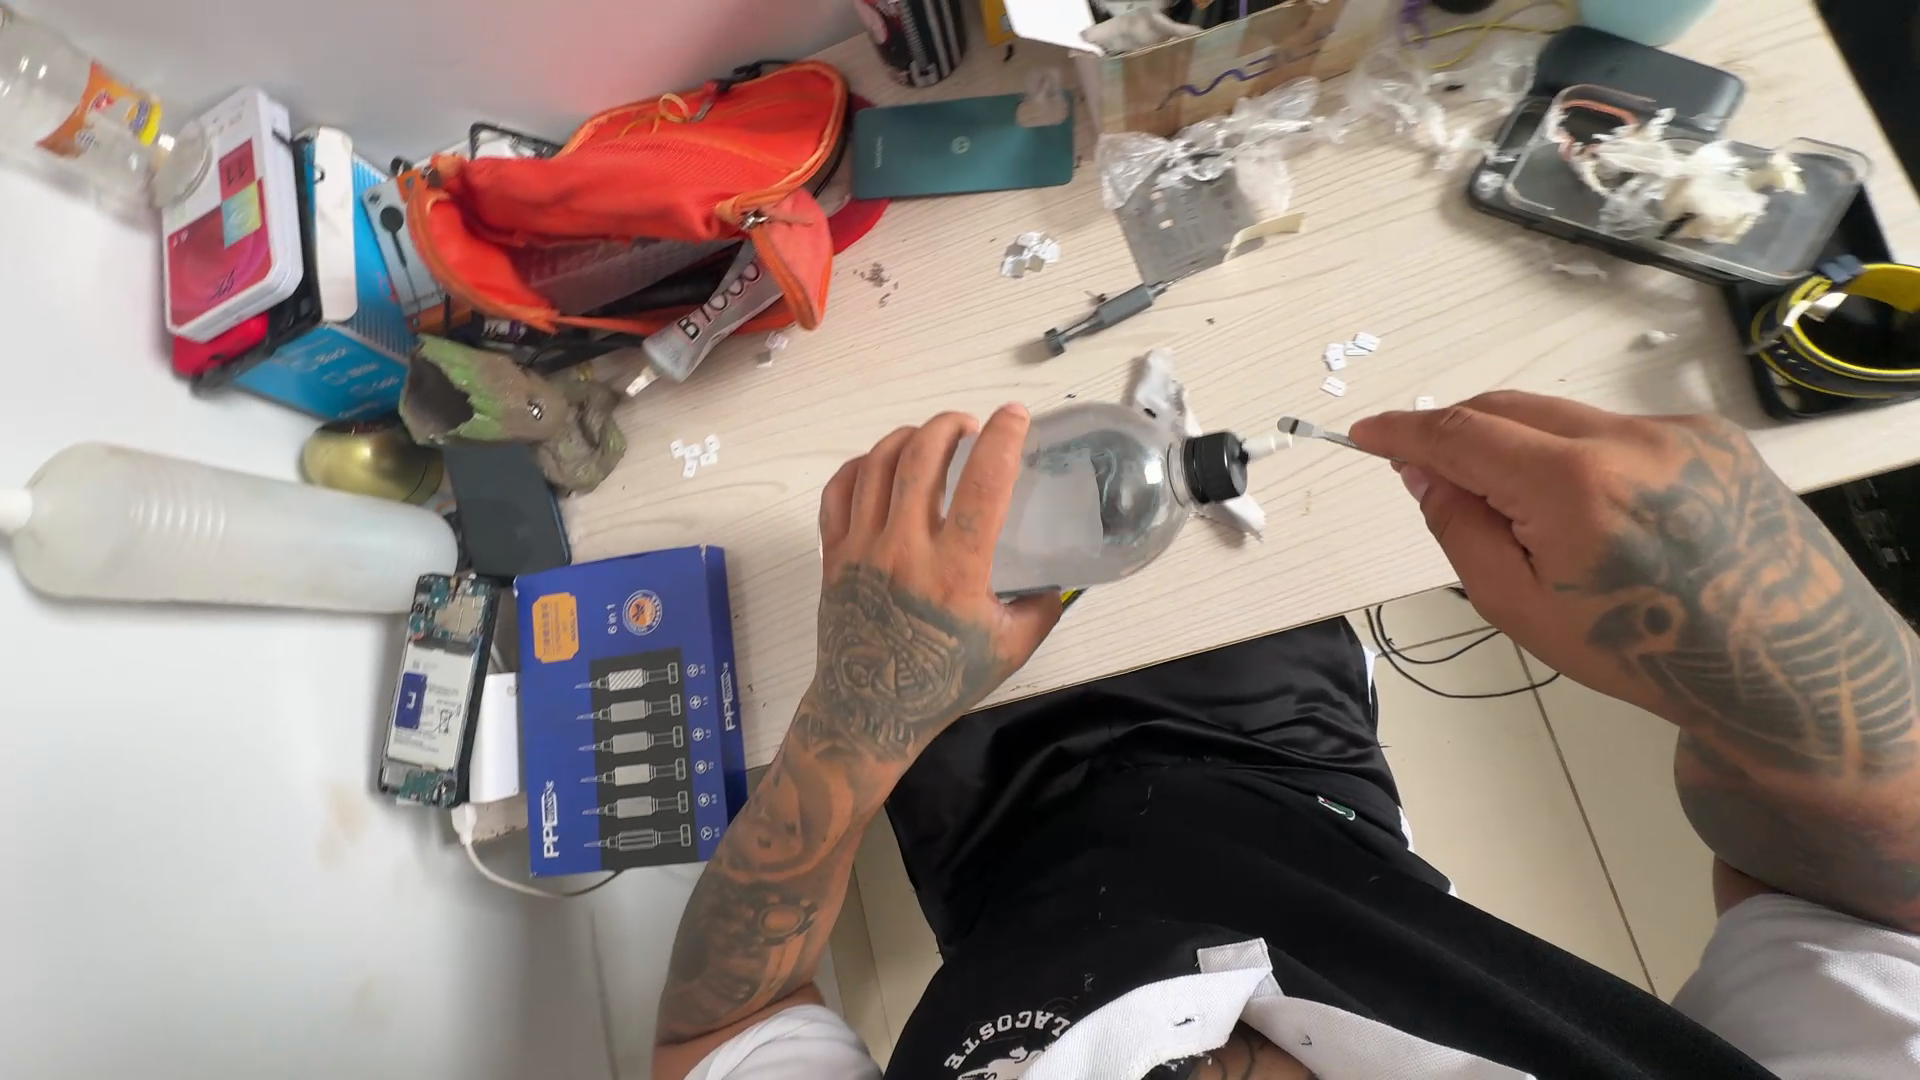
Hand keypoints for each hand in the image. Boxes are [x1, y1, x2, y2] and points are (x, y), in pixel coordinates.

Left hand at [798, 404, 1061, 764]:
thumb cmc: (942, 683)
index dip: (1002, 439)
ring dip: (909, 436)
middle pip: (921, 457)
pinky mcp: (833, 554)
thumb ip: (1043, 607)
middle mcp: (904, 549)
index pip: (982, 485)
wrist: (869, 711)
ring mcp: (861, 548)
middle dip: (949, 425)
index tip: (1014, 416)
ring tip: (930, 437)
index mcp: (955, 571)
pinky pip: (838, 490)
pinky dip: (862, 464)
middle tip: (969, 426)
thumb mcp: (1010, 649)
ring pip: (878, 464)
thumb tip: (1058, 576)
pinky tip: (881, 464)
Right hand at [1350, 391, 1915, 779]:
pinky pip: (1604, 428)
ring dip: (1507, 442)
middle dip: (1451, 432)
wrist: (1788, 666)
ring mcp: (1678, 432)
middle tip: (1423, 472)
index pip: (1462, 433)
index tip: (1365, 434)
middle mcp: (1630, 439)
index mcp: (1575, 484)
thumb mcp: (1514, 601)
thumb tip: (1423, 471)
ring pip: (1554, 415)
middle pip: (1505, 407)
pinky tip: (1572, 504)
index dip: (1404, 430)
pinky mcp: (1710, 438)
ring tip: (1506, 503)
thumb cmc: (1635, 647)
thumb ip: (1458, 525)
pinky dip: (1561, 450)